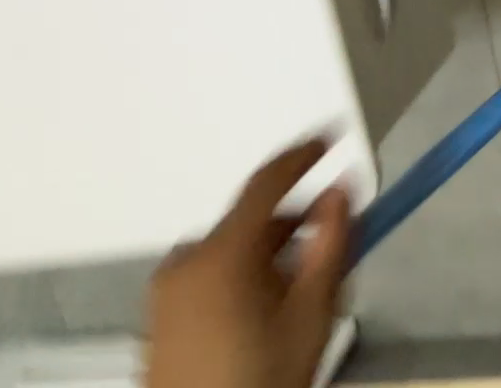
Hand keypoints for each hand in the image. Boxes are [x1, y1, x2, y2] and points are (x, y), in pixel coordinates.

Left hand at [146, 140, 351, 387]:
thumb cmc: (263, 374)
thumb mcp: (313, 311)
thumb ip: (333, 241)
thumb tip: (341, 189)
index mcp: (222, 253)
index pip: (267, 181)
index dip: (303, 154)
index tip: (331, 136)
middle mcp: (186, 260)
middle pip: (253, 219)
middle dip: (294, 222)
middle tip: (327, 243)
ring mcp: (165, 289)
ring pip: (234, 245)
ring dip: (270, 249)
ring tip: (297, 288)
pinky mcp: (159, 313)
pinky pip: (212, 268)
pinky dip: (243, 270)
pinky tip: (264, 305)